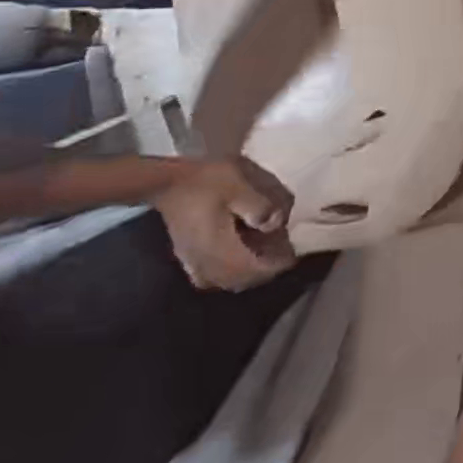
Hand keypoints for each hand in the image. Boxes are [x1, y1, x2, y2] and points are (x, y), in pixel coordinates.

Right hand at [153, 156, 296, 290]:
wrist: (165, 182)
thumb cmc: (204, 182)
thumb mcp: (239, 186)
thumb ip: (260, 207)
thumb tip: (277, 224)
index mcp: (223, 254)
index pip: (258, 270)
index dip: (279, 262)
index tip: (296, 251)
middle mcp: (208, 268)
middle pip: (245, 279)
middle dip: (267, 267)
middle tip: (283, 247)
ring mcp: (195, 267)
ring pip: (231, 280)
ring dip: (251, 269)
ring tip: (267, 247)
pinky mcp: (189, 260)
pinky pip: (216, 276)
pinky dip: (233, 269)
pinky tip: (241, 251)